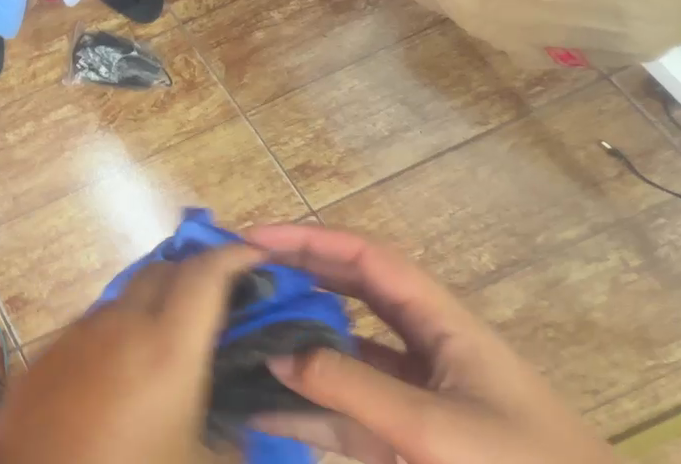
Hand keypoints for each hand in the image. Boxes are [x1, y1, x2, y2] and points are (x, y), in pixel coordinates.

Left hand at [0, 242, 265, 463]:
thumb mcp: (199, 463)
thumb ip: (231, 437)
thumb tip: (239, 422)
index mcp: (167, 346)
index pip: (203, 276)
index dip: (231, 257)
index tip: (254, 255)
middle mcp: (122, 322)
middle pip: (163, 272)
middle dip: (196, 273)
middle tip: (226, 297)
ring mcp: (81, 329)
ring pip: (127, 295)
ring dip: (157, 301)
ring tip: (181, 334)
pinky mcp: (54, 344)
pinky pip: (99, 320)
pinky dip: (125, 325)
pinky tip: (132, 363)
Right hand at [245, 223, 616, 463]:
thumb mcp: (437, 428)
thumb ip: (350, 385)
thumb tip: (273, 354)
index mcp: (447, 329)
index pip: (368, 259)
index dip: (309, 239)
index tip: (250, 239)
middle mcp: (427, 352)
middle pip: (348, 295)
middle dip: (292, 279)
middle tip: (233, 276)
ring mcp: (417, 398)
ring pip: (340, 353)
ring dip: (289, 343)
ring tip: (234, 336)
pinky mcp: (406, 442)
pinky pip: (342, 411)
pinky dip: (299, 407)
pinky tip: (259, 407)